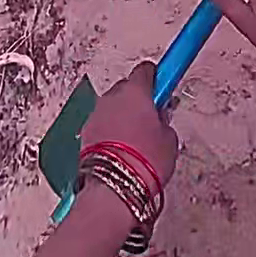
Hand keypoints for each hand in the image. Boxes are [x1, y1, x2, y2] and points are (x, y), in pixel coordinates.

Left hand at [78, 61, 179, 192]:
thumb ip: (164, 121)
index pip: (146, 71)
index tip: (164, 81)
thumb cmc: (144, 161)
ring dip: (124, 115)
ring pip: (114, 106)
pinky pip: (103, 123)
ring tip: (138, 140)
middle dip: (140, 99)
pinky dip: (111, 130)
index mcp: (136, 91)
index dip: (157, 76)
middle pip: (128, 87)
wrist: (114, 186)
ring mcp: (97, 112)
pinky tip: (122, 148)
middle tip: (153, 118)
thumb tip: (159, 119)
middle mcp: (113, 96)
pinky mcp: (86, 130)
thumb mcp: (170, 140)